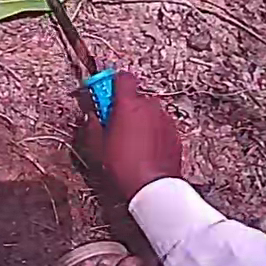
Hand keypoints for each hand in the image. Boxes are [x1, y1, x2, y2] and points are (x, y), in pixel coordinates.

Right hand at [82, 71, 182, 200]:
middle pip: (135, 98)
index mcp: (128, 105)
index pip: (123, 78)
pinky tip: (143, 150)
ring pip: (148, 112)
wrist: (153, 187)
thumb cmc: (124, 167)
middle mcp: (149, 107)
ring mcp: (164, 120)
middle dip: (124, 108)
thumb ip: (92, 125)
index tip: (104, 93)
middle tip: (114, 125)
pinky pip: (159, 126)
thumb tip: (91, 117)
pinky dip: (152, 133)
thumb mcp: (97, 146)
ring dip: (139, 121)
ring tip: (129, 142)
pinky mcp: (174, 133)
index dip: (112, 83)